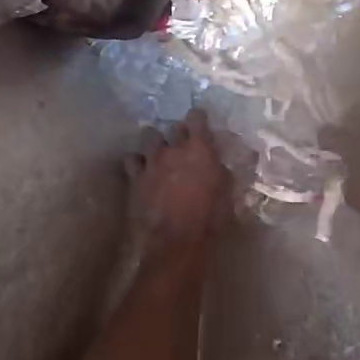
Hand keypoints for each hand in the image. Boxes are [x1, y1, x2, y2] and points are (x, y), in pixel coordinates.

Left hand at [127, 111, 229, 250]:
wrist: (177, 241)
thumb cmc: (210, 219)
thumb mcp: (228, 194)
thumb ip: (223, 172)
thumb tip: (221, 162)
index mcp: (200, 149)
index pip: (197, 118)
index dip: (198, 119)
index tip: (200, 123)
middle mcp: (174, 149)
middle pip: (174, 127)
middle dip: (179, 134)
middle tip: (184, 146)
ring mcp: (152, 161)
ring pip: (150, 137)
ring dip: (156, 143)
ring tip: (160, 154)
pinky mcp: (135, 177)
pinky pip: (132, 159)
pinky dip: (137, 162)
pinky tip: (142, 170)